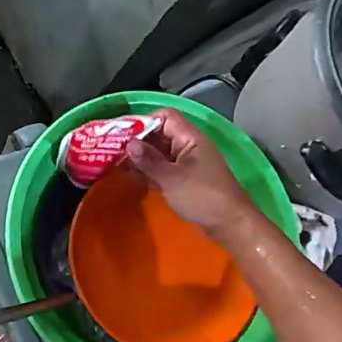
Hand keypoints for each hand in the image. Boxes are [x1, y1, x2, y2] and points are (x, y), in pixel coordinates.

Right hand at [124, 108, 259, 238]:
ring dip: (140, 157)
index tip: (122, 132)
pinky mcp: (183, 181)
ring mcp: (186, 165)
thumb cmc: (203, 196)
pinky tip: (130, 176)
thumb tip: (129, 143)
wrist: (229, 224)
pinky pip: (162, 169)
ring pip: (159, 154)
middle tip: (112, 148)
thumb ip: (150, 161)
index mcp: (190, 138)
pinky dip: (147, 171)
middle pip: (159, 134)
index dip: (144, 120)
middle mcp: (188, 147)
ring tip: (115, 162)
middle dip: (137, 140)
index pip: (165, 117)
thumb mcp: (173, 178)